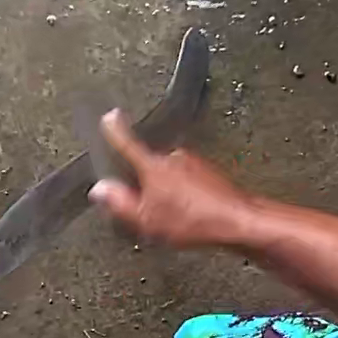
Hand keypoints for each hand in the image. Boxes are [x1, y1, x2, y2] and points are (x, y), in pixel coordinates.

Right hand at [87, 108, 255, 248]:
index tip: (110, 117)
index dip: (116, 130)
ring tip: (174, 218)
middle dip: (145, 186)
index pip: (127, 143)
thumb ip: (120, 203)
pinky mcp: (208, 172)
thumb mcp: (146, 219)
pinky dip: (183, 196)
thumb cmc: (194, 220)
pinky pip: (186, 181)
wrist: (237, 221)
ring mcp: (193, 163)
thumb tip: (100, 190)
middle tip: (148, 210)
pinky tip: (189, 215)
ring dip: (166, 193)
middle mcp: (174, 158)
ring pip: (168, 176)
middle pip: (148, 166)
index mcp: (153, 167)